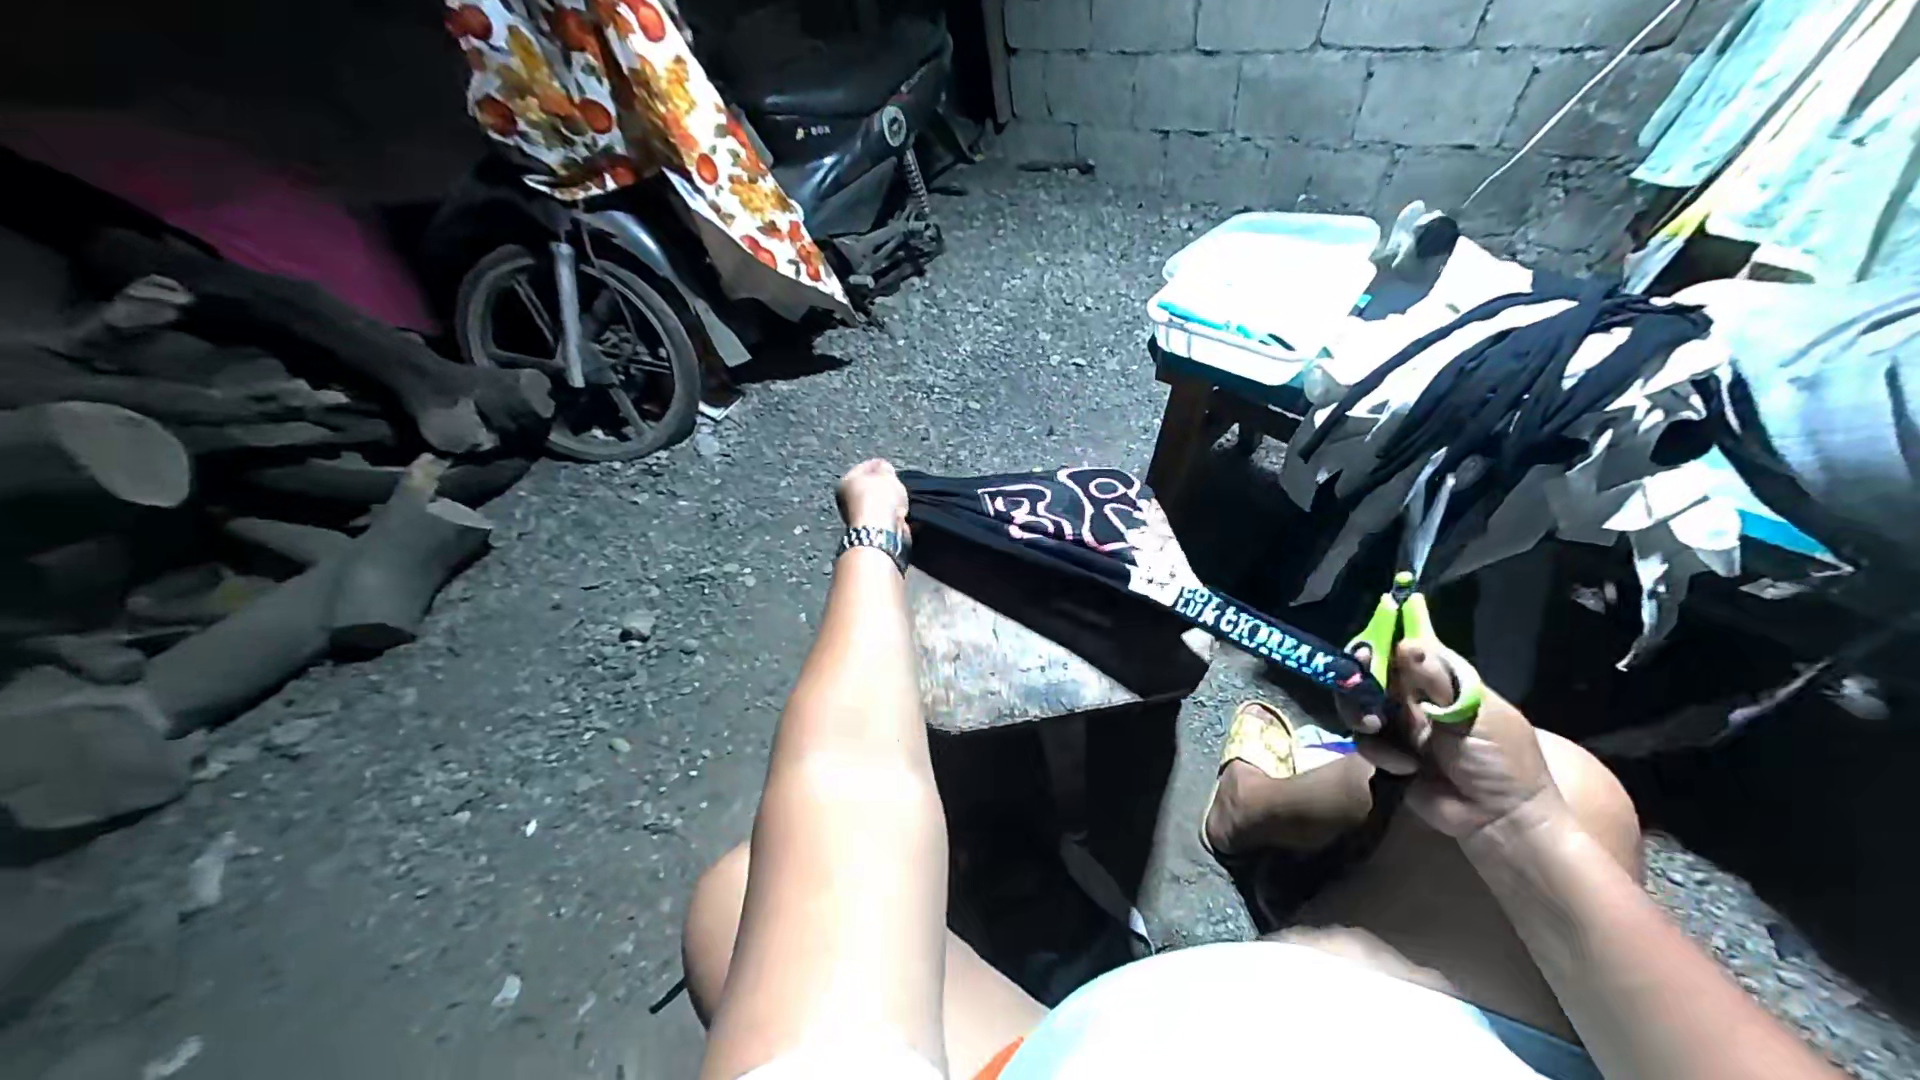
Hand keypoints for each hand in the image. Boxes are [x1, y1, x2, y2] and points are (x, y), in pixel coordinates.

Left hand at [836, 458, 909, 537]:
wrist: (880, 532)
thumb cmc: (879, 498)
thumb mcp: (886, 474)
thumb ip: (885, 469)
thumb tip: (884, 470)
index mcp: (845, 482)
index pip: (862, 468)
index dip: (877, 465)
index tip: (888, 465)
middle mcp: (846, 501)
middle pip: (867, 488)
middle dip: (882, 485)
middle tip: (895, 482)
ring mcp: (858, 519)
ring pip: (876, 505)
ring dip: (888, 502)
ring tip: (901, 500)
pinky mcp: (870, 532)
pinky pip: (883, 519)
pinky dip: (892, 516)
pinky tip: (900, 515)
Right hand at [1342, 640, 1567, 841]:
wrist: (1499, 822)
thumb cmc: (1502, 763)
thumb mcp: (1476, 717)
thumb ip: (1439, 682)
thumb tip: (1406, 643)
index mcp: (1447, 682)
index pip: (1408, 649)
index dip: (1383, 643)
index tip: (1367, 649)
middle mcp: (1419, 698)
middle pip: (1374, 673)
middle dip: (1360, 679)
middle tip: (1355, 685)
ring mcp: (1400, 725)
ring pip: (1360, 703)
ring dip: (1361, 713)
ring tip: (1373, 727)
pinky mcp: (1387, 752)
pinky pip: (1364, 740)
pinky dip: (1379, 751)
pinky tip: (1403, 766)